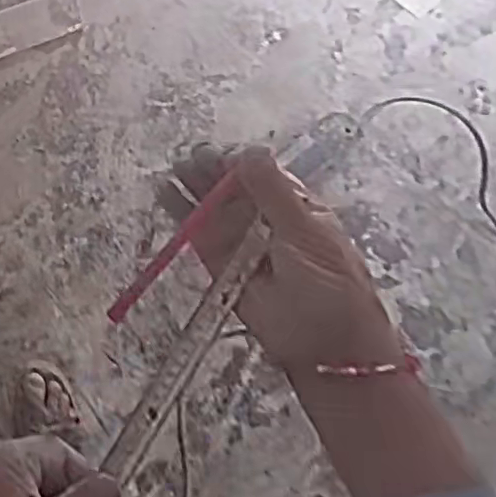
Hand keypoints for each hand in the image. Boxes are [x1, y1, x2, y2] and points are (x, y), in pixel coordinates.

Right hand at [160, 145, 401, 372]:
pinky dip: (175, 206)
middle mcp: (260, 214)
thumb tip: (250, 150)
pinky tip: (164, 190)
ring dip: (190, 181)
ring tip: (177, 170)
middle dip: (209, 166)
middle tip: (194, 160)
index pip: (258, 171)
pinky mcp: (212, 253)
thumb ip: (274, 193)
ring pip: (205, 198)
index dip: (237, 160)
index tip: (222, 157)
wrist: (322, 346)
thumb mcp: (307, 235)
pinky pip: (189, 223)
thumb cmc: (331, 289)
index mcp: (293, 204)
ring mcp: (234, 233)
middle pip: (227, 180)